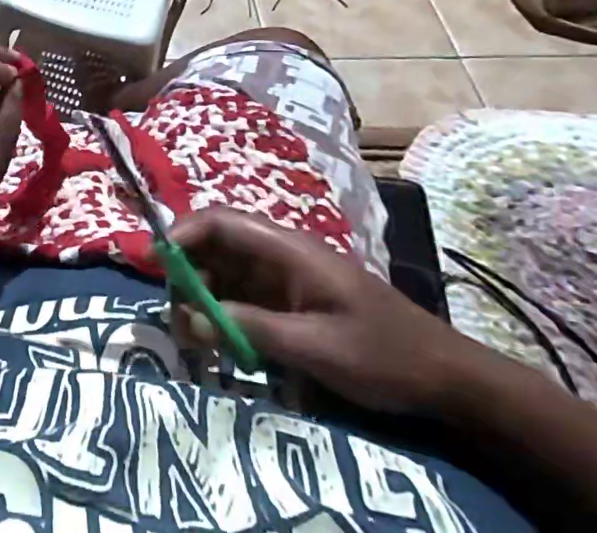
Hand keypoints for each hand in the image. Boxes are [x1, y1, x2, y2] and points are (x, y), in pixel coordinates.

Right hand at [168, 209, 502, 413]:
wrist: (442, 374)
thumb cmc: (383, 354)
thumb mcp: (317, 346)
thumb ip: (253, 327)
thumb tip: (190, 316)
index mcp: (289, 249)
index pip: (223, 222)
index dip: (183, 233)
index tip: (153, 263)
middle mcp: (280, 255)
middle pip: (217, 245)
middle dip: (187, 272)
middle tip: (174, 317)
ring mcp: (284, 278)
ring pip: (225, 272)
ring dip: (201, 297)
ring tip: (191, 337)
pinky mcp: (288, 301)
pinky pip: (241, 297)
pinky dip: (221, 314)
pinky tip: (216, 343)